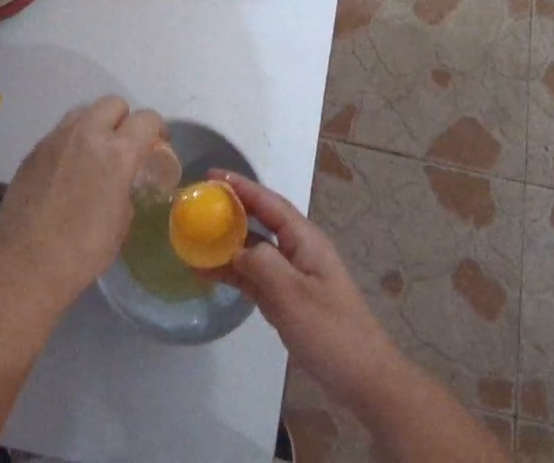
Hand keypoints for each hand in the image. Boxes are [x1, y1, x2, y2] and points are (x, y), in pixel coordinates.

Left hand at [0, 96, 165, 311]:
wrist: (26, 265)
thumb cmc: (83, 250)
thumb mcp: (122, 219)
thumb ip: (126, 185)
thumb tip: (121, 179)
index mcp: (118, 153)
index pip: (147, 119)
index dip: (156, 130)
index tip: (156, 146)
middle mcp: (86, 135)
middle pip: (113, 104)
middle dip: (124, 120)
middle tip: (124, 147)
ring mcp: (55, 139)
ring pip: (83, 112)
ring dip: (95, 125)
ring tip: (94, 154)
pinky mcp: (33, 151)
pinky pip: (59, 133)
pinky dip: (70, 142)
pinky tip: (67, 171)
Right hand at [207, 172, 400, 406]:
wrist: (362, 376)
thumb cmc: (331, 331)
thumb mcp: (293, 295)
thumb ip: (262, 264)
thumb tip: (234, 248)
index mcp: (305, 240)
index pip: (269, 203)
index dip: (240, 187)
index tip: (210, 176)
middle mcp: (297, 250)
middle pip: (259, 221)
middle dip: (229, 210)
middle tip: (195, 205)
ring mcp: (291, 275)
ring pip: (253, 249)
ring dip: (225, 243)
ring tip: (192, 237)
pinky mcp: (285, 297)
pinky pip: (253, 275)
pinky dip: (231, 271)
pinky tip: (206, 272)